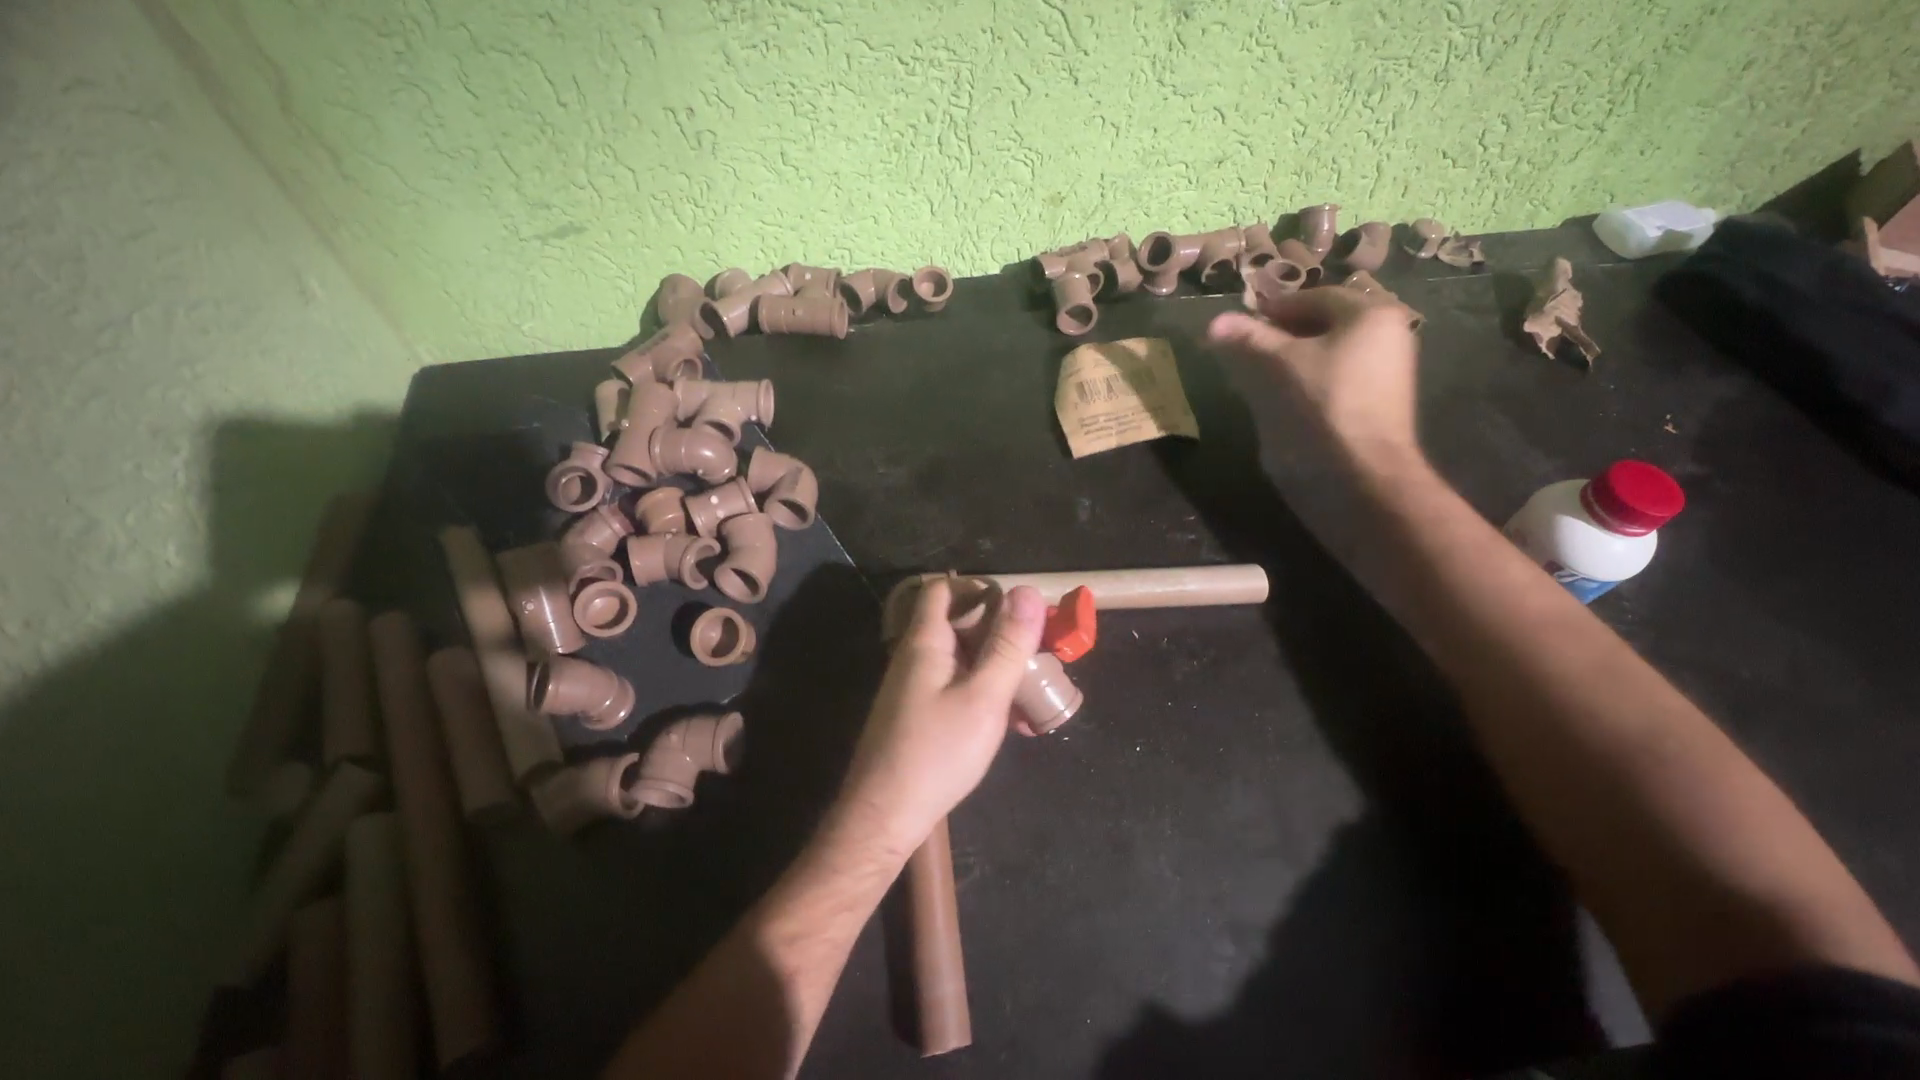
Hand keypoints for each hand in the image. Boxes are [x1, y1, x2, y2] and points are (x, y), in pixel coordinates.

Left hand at [835, 578, 1045, 851]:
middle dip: (999, 633)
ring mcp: (913, 689)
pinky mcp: (917, 717)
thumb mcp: (984, 697)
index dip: (980, 589)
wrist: (884, 815)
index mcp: (925, 642)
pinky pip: (955, 690)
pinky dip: (984, 695)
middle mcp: (914, 658)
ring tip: (1034, 690)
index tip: (1019, 609)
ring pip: (961, 661)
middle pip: (956, 625)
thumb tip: (1026, 590)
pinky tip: (1014, 723)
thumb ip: (1007, 645)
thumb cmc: (937, 752)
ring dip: (997, 668)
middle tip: (1038, 651)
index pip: (943, 589)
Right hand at [1208, 285, 1421, 471]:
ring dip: (1288, 362)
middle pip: (1322, 327)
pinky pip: (1331, 383)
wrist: (1360, 478)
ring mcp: (1383, 376)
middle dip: (1279, 336)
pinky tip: (1277, 402)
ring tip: (1252, 376)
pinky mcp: (1373, 409)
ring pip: (1325, 357)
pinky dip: (1303, 385)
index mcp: (1370, 315)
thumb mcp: (1276, 366)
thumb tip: (1215, 322)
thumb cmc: (1321, 407)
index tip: (1239, 323)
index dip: (1273, 308)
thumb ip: (1247, 339)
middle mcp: (1386, 338)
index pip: (1313, 298)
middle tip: (1243, 349)